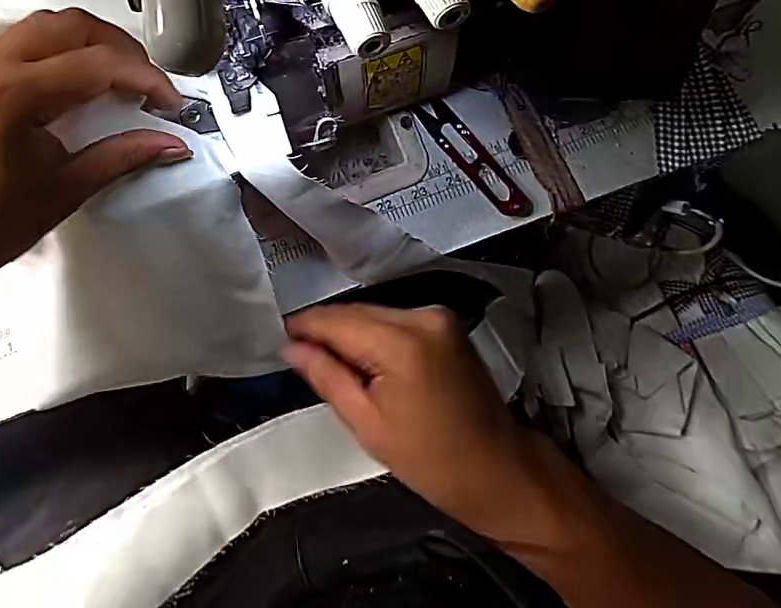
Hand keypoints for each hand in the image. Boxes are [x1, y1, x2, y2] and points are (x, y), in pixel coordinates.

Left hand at [0, 9, 186, 315]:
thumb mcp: (60, 192)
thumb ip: (121, 156)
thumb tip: (167, 143)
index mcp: (8, 93)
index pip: (99, 63)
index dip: (146, 78)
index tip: (169, 101)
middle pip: (73, 26)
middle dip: (121, 49)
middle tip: (147, 84)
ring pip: (43, 26)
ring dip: (87, 44)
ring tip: (116, 81)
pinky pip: (17, 44)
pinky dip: (55, 53)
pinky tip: (72, 87)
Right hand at [282, 303, 562, 543]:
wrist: (499, 470)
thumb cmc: (433, 461)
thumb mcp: (367, 424)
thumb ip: (326, 375)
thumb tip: (292, 347)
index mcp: (403, 342)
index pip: (339, 320)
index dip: (306, 325)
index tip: (281, 334)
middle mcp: (423, 316)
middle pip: (358, 311)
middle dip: (327, 329)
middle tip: (298, 349)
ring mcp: (438, 316)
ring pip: (375, 312)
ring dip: (350, 330)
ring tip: (326, 356)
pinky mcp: (446, 322)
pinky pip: (396, 318)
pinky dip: (375, 332)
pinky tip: (362, 355)